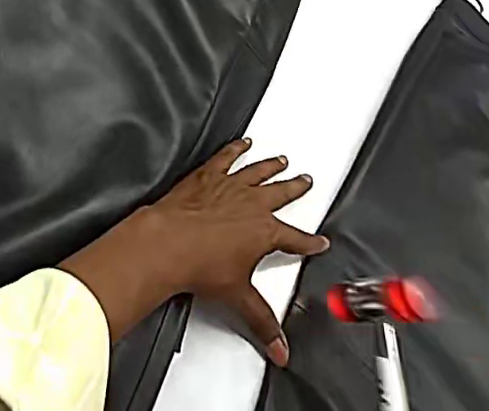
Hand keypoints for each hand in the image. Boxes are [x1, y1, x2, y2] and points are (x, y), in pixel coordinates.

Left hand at [60, 139, 327, 365]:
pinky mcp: (208, 174)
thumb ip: (262, 321)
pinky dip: (236, 148)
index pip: (294, 238)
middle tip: (307, 181)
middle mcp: (251, 203)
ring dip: (271, 165)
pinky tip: (242, 142)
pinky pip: (227, 157)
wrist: (169, 241)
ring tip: (281, 160)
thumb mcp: (238, 297)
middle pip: (280, 193)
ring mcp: (230, 185)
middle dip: (296, 188)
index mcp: (263, 231)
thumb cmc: (200, 264)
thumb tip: (278, 347)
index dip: (309, 241)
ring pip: (258, 171)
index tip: (319, 240)